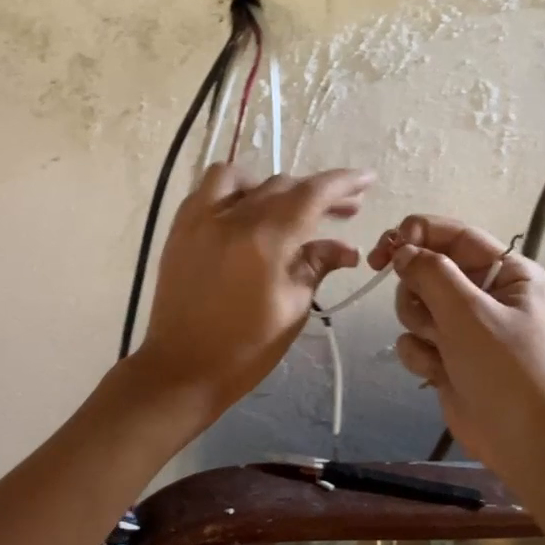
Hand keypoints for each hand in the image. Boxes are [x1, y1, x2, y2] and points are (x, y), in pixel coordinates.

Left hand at [133, 165, 374, 414]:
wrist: (182, 368)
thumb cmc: (245, 349)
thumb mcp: (292, 309)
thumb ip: (317, 267)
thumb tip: (346, 248)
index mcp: (263, 240)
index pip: (310, 195)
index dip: (342, 183)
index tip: (367, 179)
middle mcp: (228, 219)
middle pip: (278, 186)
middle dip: (315, 192)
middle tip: (343, 211)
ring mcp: (197, 221)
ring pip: (235, 177)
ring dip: (267, 184)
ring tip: (286, 208)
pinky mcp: (178, 230)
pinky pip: (205, 191)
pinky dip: (231, 192)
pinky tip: (246, 213)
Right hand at [368, 215, 544, 470]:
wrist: (518, 438)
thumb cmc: (503, 368)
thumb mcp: (467, 312)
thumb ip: (430, 272)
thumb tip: (400, 250)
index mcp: (507, 272)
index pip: (453, 235)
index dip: (416, 235)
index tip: (385, 249)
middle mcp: (486, 292)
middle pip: (426, 269)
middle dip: (417, 293)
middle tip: (425, 315)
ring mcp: (464, 325)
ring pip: (414, 304)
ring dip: (419, 326)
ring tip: (440, 349)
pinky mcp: (446, 353)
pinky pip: (413, 337)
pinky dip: (419, 354)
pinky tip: (438, 372)